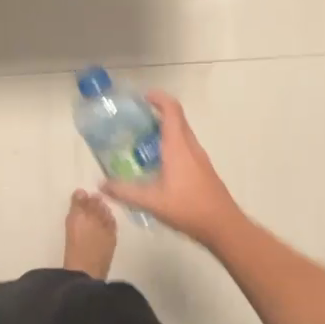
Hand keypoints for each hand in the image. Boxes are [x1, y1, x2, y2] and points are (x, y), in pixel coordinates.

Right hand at [101, 91, 242, 244]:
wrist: (224, 226)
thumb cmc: (188, 208)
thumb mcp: (151, 201)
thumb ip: (124, 191)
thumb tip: (100, 185)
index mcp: (178, 148)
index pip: (172, 111)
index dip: (158, 99)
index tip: (142, 97)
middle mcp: (190, 148)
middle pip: (177, 120)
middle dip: (157, 113)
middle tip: (134, 119)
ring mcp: (199, 158)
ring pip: (181, 134)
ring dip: (164, 130)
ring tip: (140, 140)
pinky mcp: (202, 169)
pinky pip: (184, 147)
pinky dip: (169, 145)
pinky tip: (156, 163)